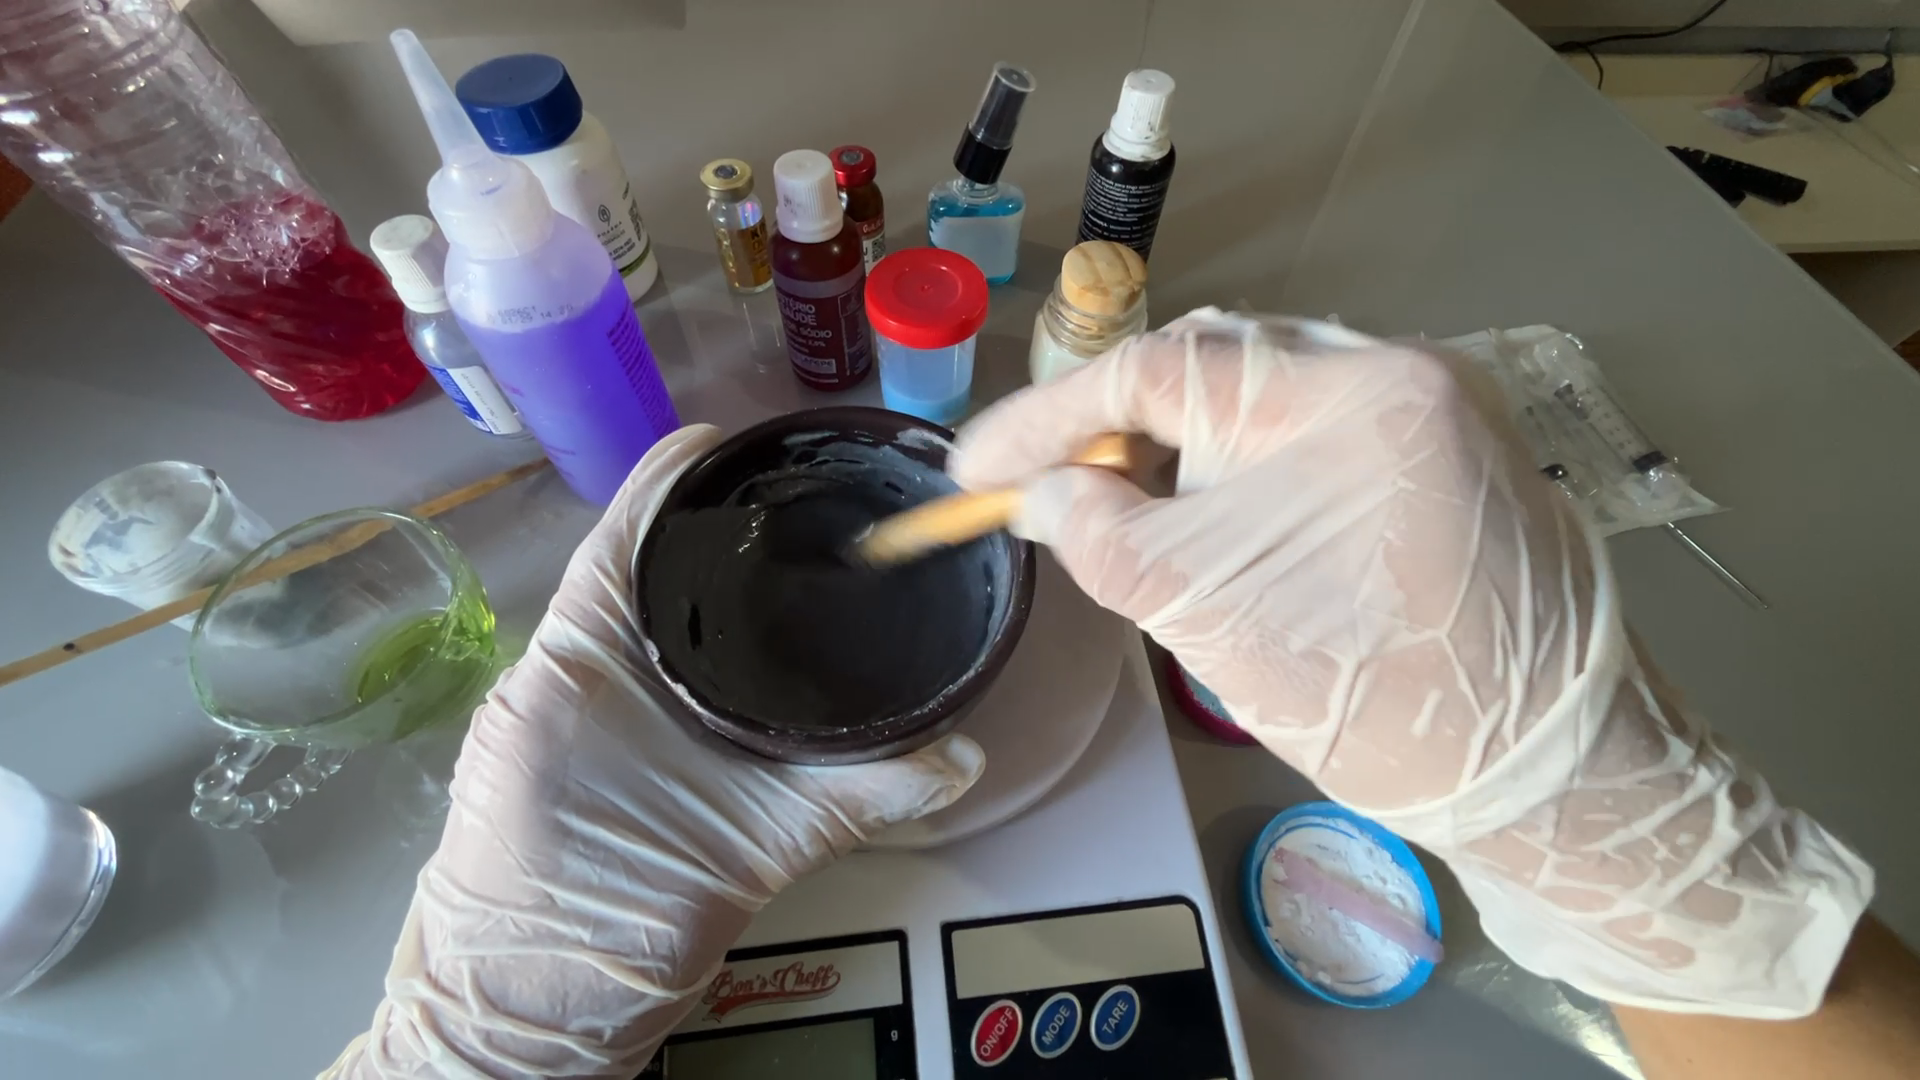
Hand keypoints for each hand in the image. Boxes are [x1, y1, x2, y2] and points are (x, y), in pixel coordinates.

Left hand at [324, 426, 983, 1078]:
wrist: (526, 1024)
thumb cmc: (600, 928)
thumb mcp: (741, 853)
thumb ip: (855, 794)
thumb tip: (963, 756)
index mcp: (577, 667)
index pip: (621, 537)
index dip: (669, 478)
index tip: (729, 438)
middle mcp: (566, 669)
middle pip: (636, 559)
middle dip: (703, 516)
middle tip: (788, 489)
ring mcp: (570, 704)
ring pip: (641, 609)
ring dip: (699, 570)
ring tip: (782, 538)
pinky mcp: (588, 740)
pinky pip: (647, 658)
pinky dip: (693, 628)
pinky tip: (750, 630)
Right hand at [952, 308, 1870, 1017]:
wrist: (1551, 776)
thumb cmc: (1374, 699)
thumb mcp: (1204, 614)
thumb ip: (1098, 536)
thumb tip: (1033, 493)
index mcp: (1347, 395)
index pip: (1154, 372)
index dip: (1045, 418)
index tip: (973, 463)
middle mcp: (1393, 367)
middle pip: (1202, 363)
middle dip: (1108, 425)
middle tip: (1047, 480)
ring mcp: (1422, 400)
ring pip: (1247, 389)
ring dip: (1167, 443)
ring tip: (1120, 500)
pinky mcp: (1432, 443)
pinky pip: (1296, 420)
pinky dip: (1226, 457)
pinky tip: (1206, 506)